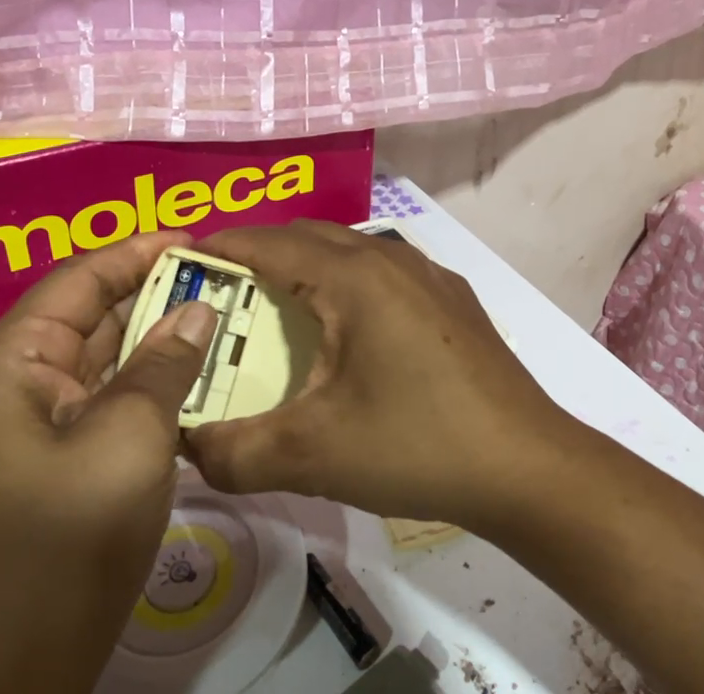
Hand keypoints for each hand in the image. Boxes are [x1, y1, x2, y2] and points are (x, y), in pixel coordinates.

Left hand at [0, 231, 216, 693]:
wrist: (28, 647)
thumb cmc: (69, 528)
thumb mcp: (127, 433)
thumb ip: (166, 363)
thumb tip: (199, 309)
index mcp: (16, 358)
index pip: (80, 279)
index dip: (138, 252)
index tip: (200, 241)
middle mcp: (27, 378)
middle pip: (97, 314)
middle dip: (159, 293)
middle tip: (228, 278)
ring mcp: (51, 420)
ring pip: (113, 358)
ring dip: (165, 338)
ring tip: (231, 315)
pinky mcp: (75, 455)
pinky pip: (121, 398)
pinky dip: (162, 382)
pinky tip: (211, 373)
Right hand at [183, 221, 574, 528]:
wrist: (527, 467)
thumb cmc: (415, 445)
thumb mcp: (311, 455)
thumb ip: (232, 453)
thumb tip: (183, 446)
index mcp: (352, 276)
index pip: (267, 242)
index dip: (217, 249)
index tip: (176, 268)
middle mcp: (391, 258)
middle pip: (307, 237)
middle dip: (257, 256)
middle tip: (217, 296)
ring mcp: (429, 276)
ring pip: (349, 253)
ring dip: (305, 268)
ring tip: (273, 312)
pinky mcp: (453, 301)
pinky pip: (383, 275)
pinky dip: (346, 286)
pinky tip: (344, 334)